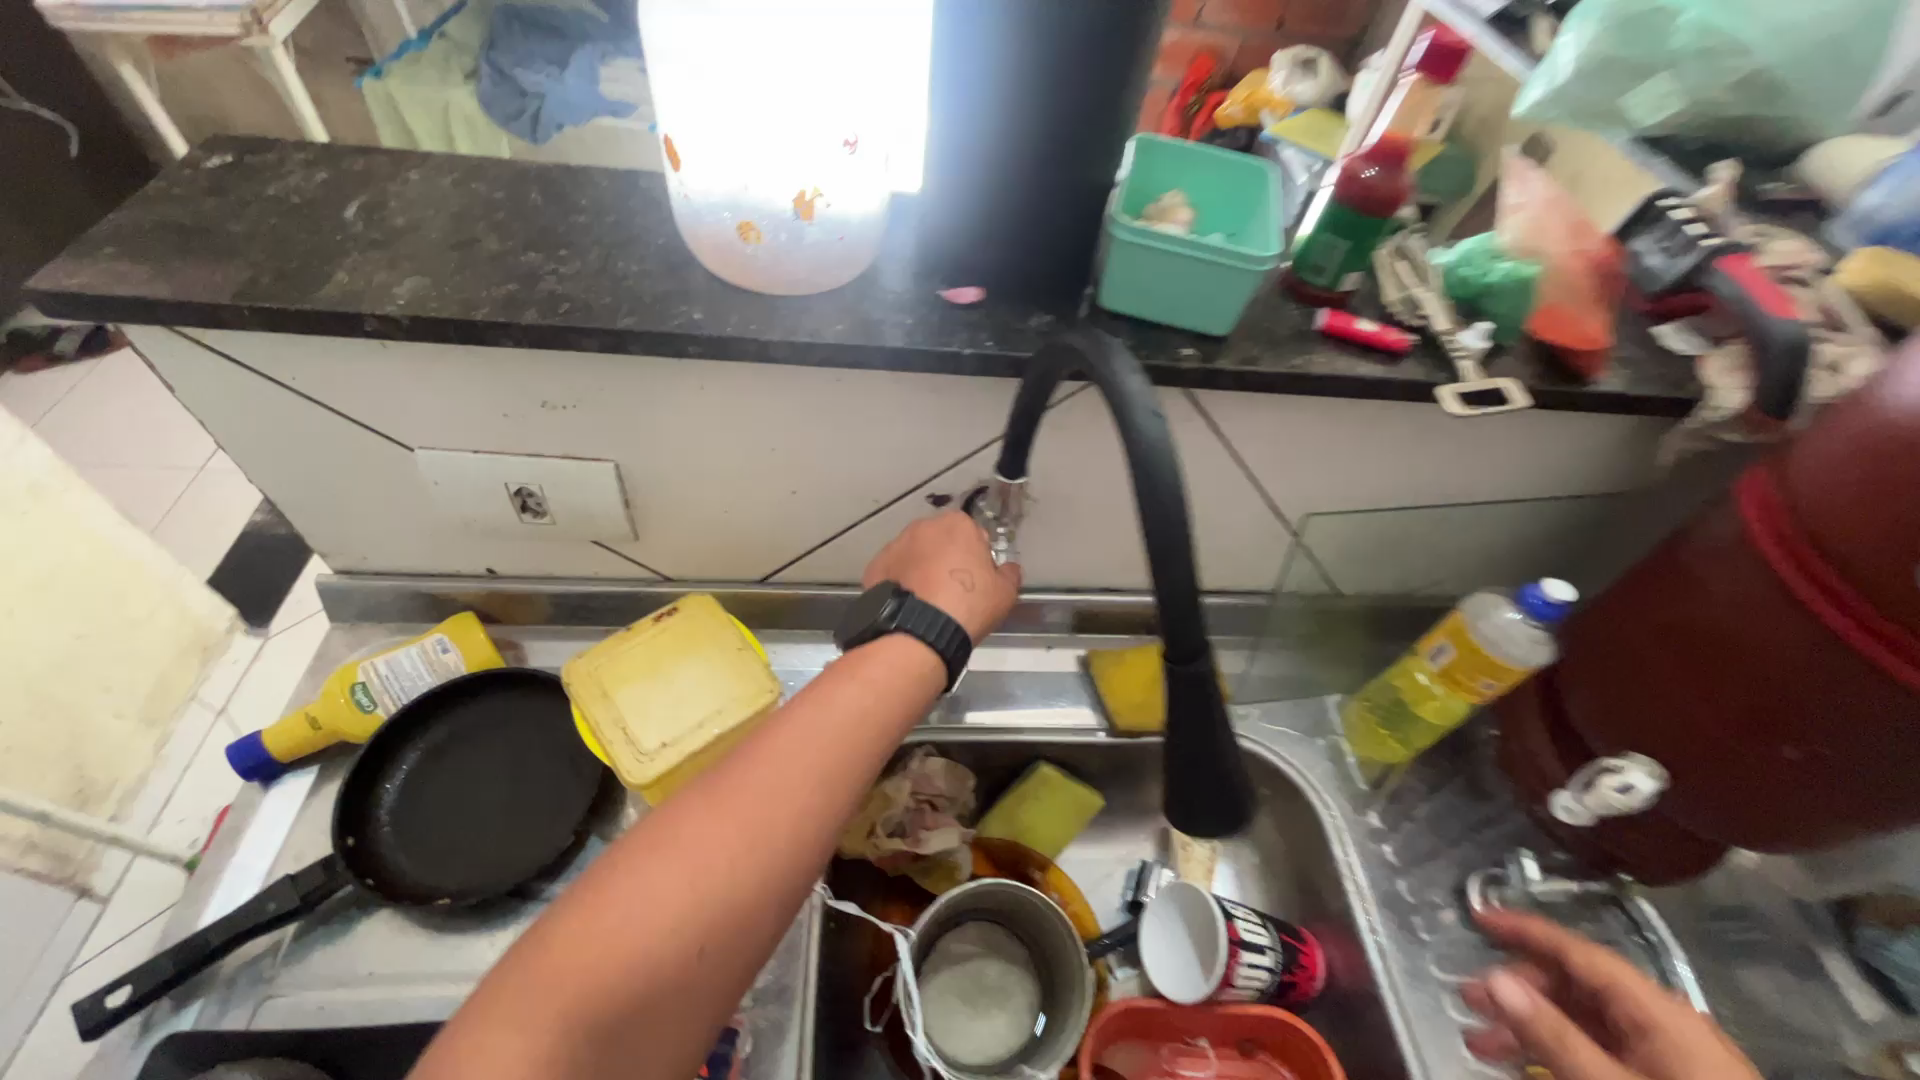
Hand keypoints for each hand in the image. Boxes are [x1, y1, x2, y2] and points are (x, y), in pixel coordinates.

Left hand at [862, 511, 1020, 643]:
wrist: (919, 631)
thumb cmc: (968, 606)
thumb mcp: (1005, 593)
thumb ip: (1009, 573)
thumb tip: (1008, 568)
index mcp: (958, 524)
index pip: (974, 535)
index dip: (978, 557)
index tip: (978, 579)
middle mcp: (924, 527)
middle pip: (941, 541)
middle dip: (947, 558)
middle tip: (954, 590)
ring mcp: (895, 545)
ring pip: (915, 554)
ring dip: (922, 569)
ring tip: (929, 600)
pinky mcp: (875, 566)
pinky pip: (894, 571)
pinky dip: (901, 582)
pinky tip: (909, 604)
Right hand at [1463, 909, 1760, 1079]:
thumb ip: (1552, 1034)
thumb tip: (1492, 978)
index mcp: (1656, 1009)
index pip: (1578, 951)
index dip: (1525, 929)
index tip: (1477, 915)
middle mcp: (1664, 1019)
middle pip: (1577, 985)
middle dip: (1517, 989)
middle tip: (1468, 1001)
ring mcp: (1672, 1053)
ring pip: (1586, 1021)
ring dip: (1532, 1025)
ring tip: (1484, 1044)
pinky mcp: (1672, 1077)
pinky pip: (1605, 1048)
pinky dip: (1562, 1049)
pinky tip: (1532, 1065)